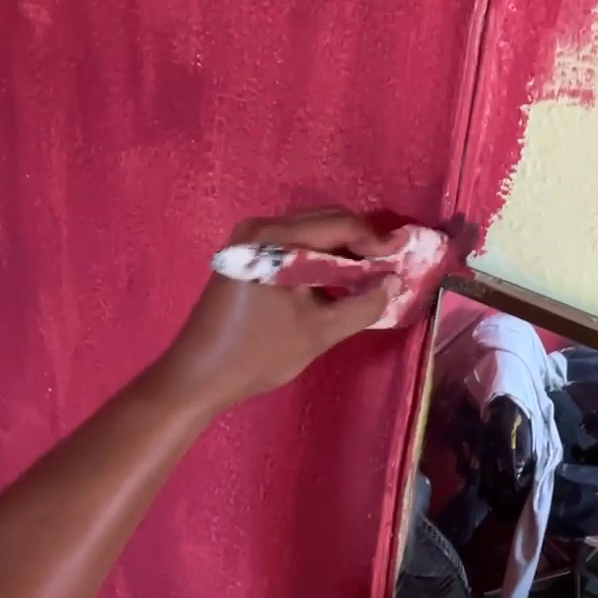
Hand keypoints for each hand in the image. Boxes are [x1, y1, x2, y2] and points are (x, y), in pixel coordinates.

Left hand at [156, 208, 401, 411]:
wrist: (196, 377)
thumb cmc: (258, 353)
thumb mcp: (320, 332)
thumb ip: (364, 304)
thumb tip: (395, 282)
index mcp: (277, 239)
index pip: (339, 225)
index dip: (374, 239)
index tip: (401, 255)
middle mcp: (262, 227)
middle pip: (325, 220)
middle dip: (359, 240)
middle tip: (387, 263)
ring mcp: (249, 237)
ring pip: (311, 229)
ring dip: (341, 246)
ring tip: (367, 270)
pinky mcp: (245, 251)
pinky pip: (294, 240)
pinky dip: (319, 253)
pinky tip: (335, 274)